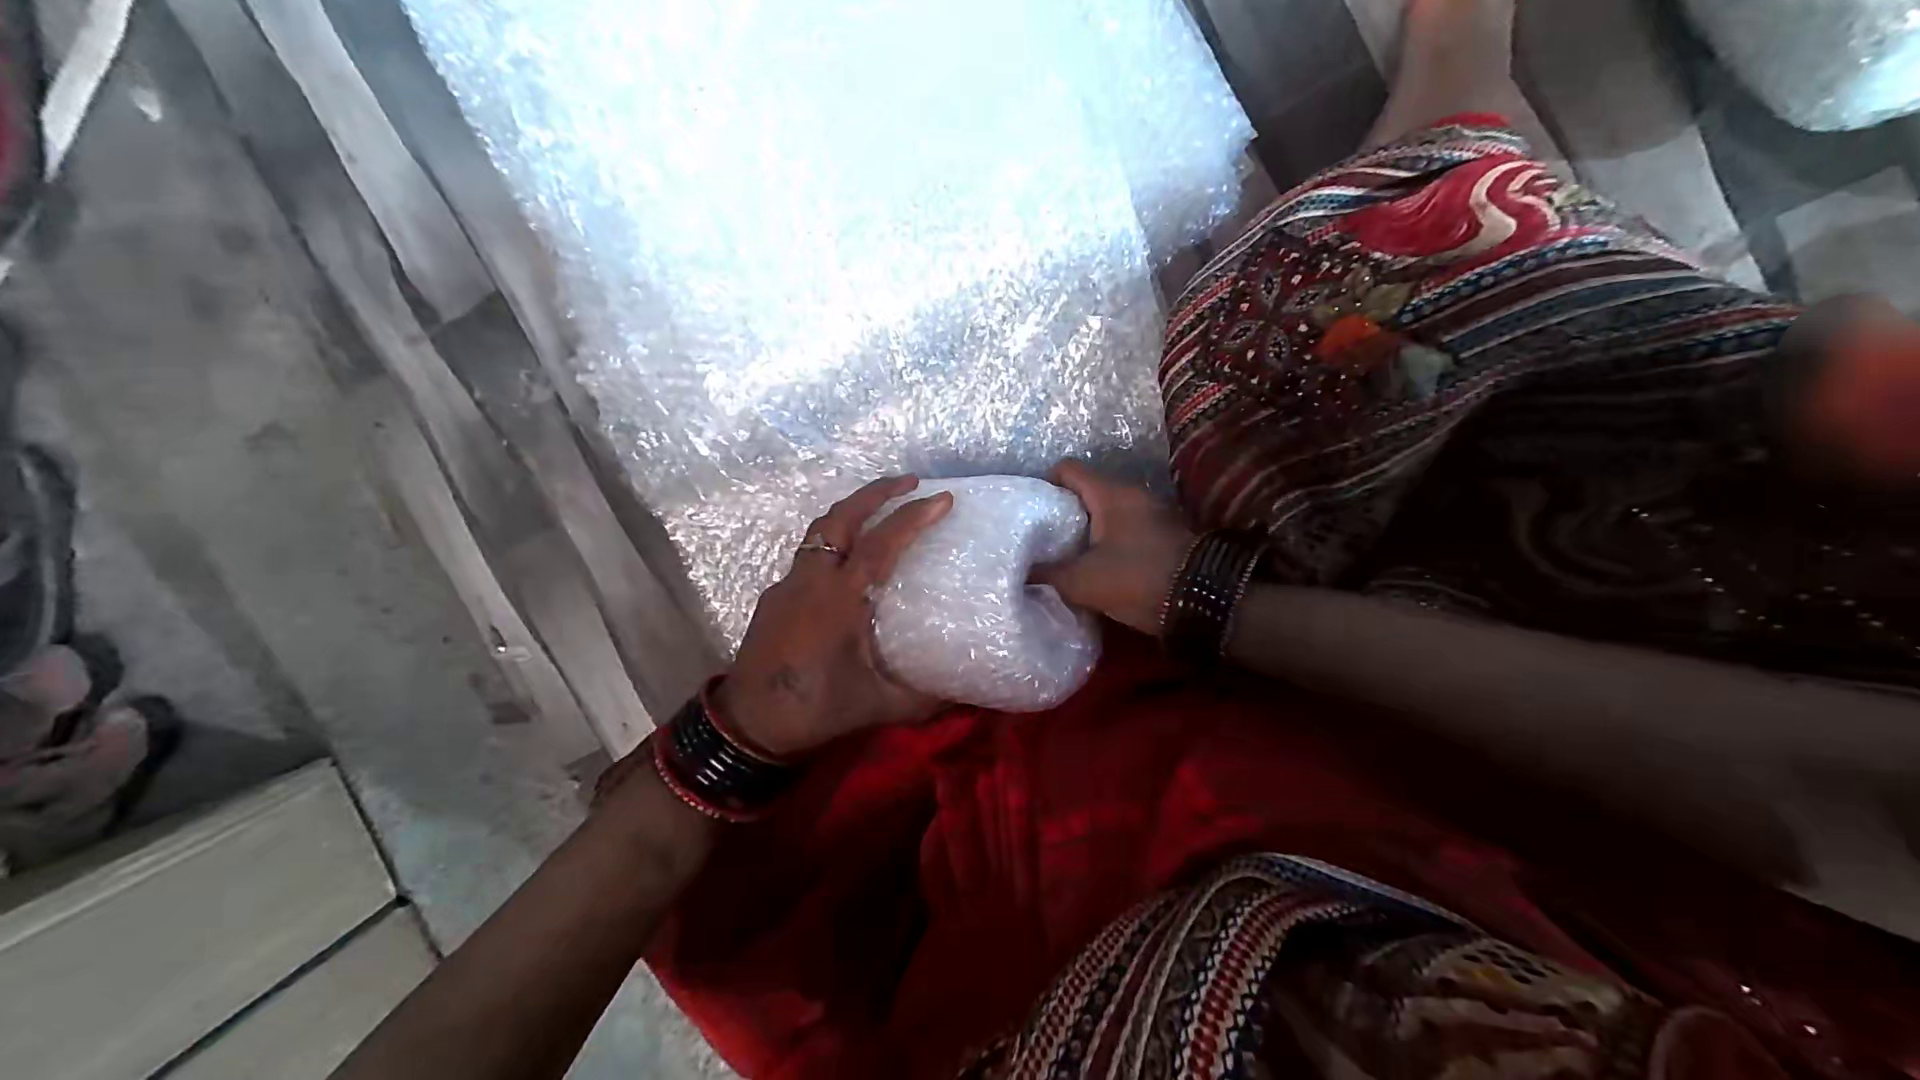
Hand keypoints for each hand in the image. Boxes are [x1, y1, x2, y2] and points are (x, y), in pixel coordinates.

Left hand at [718, 476, 954, 755]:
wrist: (749, 723)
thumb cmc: (815, 709)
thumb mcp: (877, 706)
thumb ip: (923, 699)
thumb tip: (963, 694)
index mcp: (839, 599)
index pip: (880, 544)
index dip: (913, 517)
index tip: (942, 498)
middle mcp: (811, 580)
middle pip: (840, 517)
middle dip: (876, 492)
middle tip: (909, 482)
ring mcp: (788, 585)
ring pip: (819, 531)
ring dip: (851, 512)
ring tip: (880, 510)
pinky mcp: (775, 597)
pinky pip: (808, 556)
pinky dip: (833, 543)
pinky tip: (847, 563)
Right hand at [1033, 460, 1195, 635]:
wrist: (1202, 601)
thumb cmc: (1137, 579)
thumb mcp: (1083, 581)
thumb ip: (1047, 574)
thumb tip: (1019, 572)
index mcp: (1110, 494)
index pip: (1068, 469)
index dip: (1043, 483)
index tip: (1027, 509)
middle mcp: (1133, 495)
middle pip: (1086, 492)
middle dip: (1061, 512)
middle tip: (1039, 536)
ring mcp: (1152, 514)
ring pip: (1106, 512)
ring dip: (1084, 529)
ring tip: (1062, 553)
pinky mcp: (1163, 536)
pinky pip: (1123, 529)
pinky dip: (1105, 541)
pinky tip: (1092, 565)